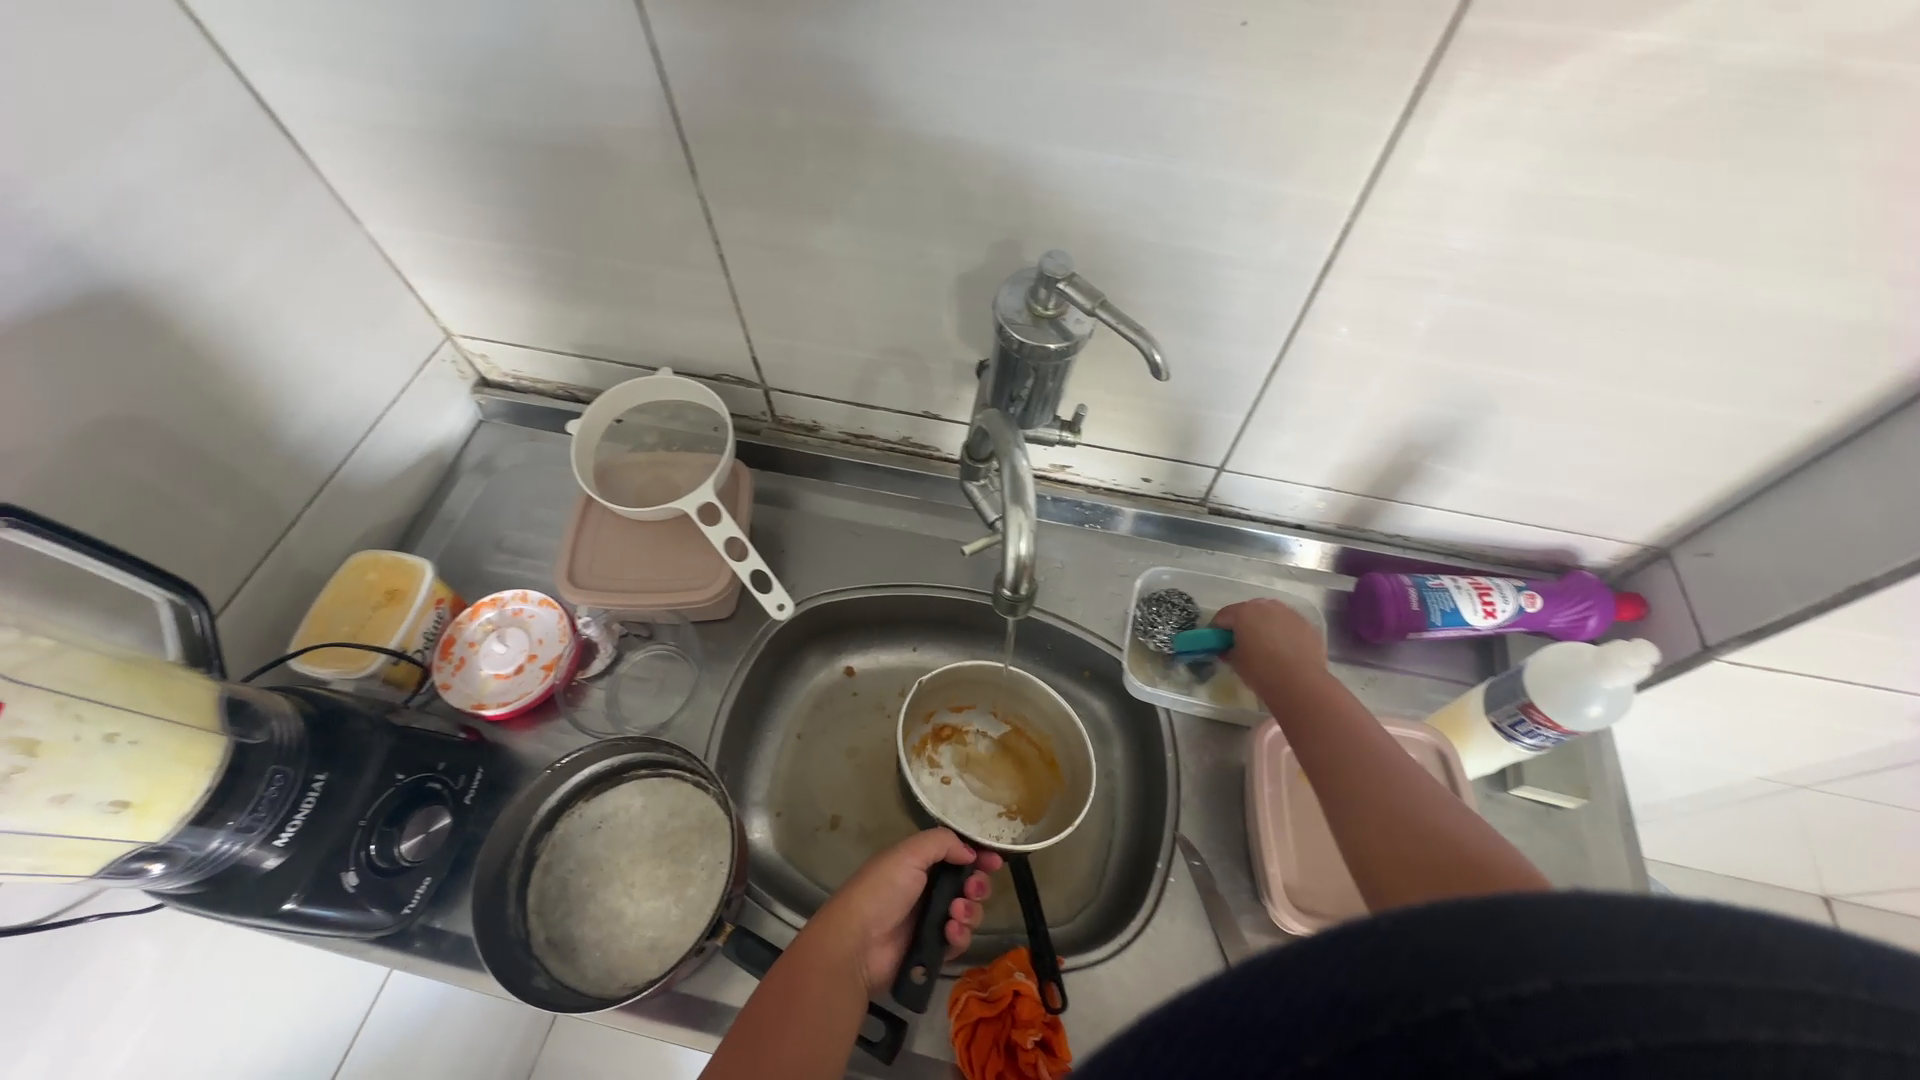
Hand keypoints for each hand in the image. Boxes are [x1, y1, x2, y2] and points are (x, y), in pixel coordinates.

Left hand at [811, 828, 1001, 995]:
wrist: (857, 944)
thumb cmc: (881, 891)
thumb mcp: (908, 854)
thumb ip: (942, 843)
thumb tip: (969, 852)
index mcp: (917, 864)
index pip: (955, 855)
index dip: (977, 856)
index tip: (995, 861)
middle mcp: (925, 890)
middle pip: (967, 885)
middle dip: (977, 885)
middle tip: (972, 889)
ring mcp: (929, 921)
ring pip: (967, 913)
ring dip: (969, 910)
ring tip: (955, 912)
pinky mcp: (932, 950)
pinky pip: (959, 940)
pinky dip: (959, 935)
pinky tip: (949, 932)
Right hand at [1213, 598, 1327, 689]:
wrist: (1299, 683)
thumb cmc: (1260, 670)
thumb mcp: (1235, 662)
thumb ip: (1229, 650)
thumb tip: (1229, 649)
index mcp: (1244, 612)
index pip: (1223, 616)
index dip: (1217, 629)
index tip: (1217, 642)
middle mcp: (1267, 606)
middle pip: (1248, 610)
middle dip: (1243, 624)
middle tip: (1241, 642)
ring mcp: (1289, 613)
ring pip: (1271, 615)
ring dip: (1265, 625)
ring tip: (1265, 645)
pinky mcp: (1307, 624)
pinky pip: (1288, 624)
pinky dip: (1283, 632)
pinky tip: (1284, 650)